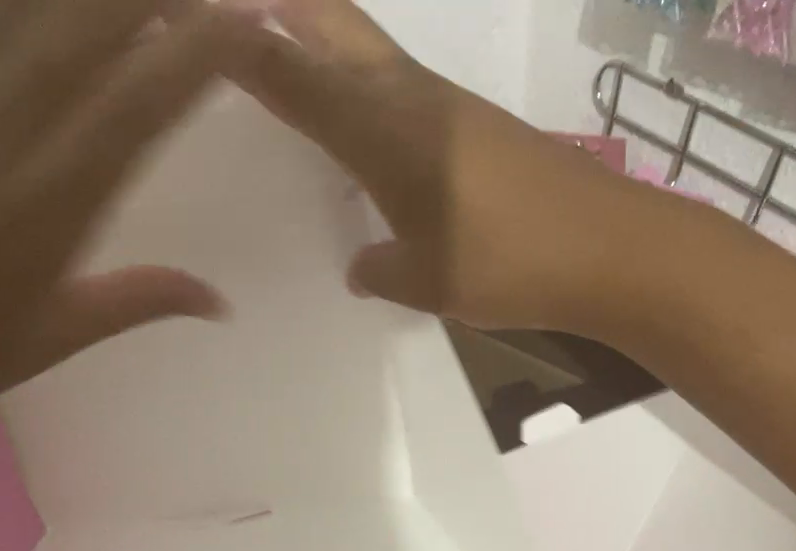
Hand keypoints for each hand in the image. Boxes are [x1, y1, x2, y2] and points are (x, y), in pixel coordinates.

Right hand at [226, 0, 660, 336]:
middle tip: (227, 19)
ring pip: (364, 50)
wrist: (613, 251)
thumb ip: (383, 268)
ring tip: (273, 57)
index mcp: (383, 129)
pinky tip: (353, 123)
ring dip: (317, 41)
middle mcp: (408, 98)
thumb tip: (360, 265)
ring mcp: (446, 106)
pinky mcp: (474, 125)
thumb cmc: (512, 265)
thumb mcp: (430, 280)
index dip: (233, 45)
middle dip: (276, 8)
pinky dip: (360, 86)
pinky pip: (397, 89)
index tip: (182, 30)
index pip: (289, 72)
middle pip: (330, 23)